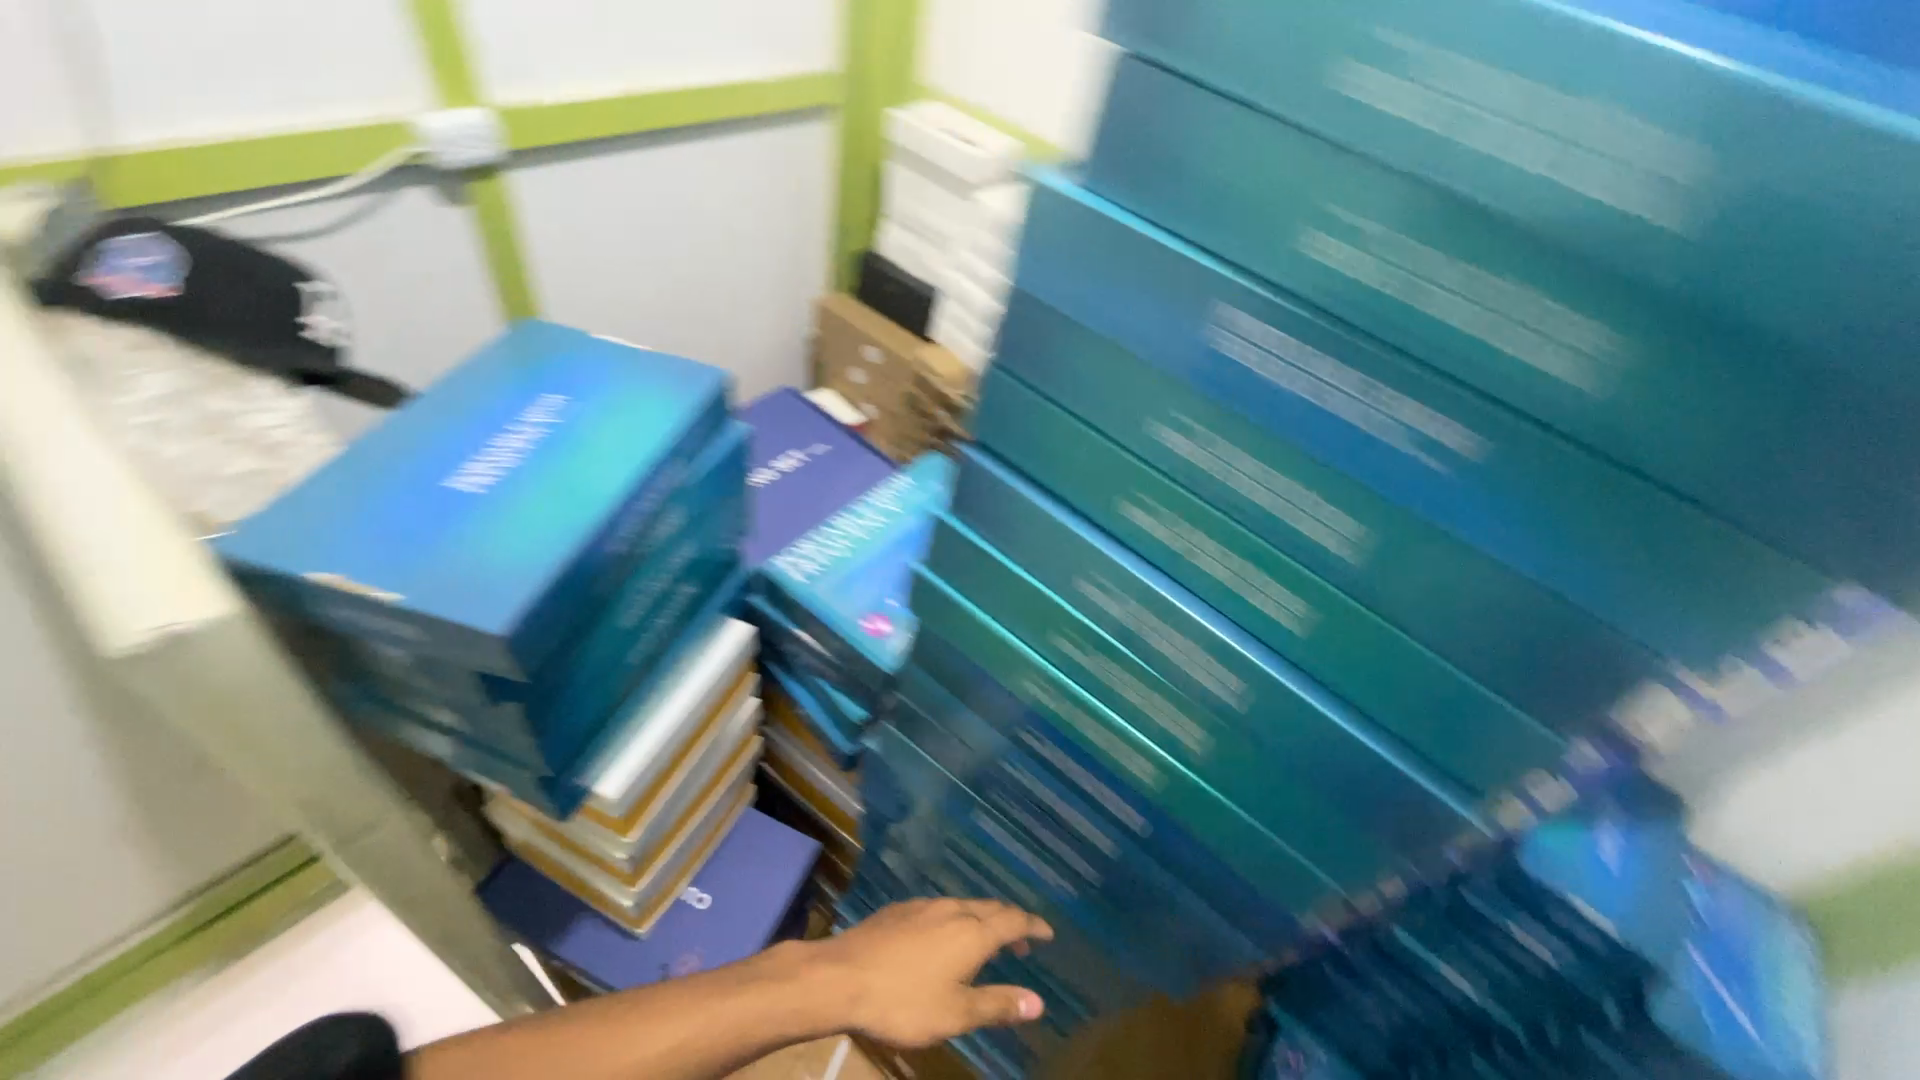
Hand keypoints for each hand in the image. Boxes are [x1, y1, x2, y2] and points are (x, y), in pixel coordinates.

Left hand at [807, 898, 1054, 1047]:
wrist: (839, 977)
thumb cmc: (903, 1000)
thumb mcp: (955, 1014)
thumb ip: (997, 1004)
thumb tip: (1038, 1002)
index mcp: (972, 933)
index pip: (1014, 920)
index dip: (1033, 926)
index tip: (1047, 933)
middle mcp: (952, 910)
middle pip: (990, 908)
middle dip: (1010, 922)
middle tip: (1021, 942)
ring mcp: (922, 906)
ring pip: (963, 905)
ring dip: (981, 920)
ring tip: (984, 940)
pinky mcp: (898, 911)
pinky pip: (938, 909)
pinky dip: (954, 920)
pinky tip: (941, 937)